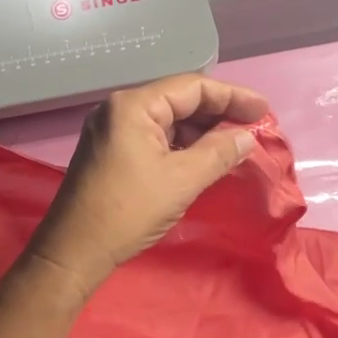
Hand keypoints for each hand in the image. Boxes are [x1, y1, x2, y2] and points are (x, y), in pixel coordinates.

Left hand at [27, 74, 269, 286]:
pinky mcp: (109, 152)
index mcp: (133, 106)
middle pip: (178, 100)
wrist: (74, 250)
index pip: (192, 87)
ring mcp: (111, 130)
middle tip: (253, 127)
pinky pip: (153, 137)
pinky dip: (181, 144)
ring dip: (201, 130)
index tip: (263, 110)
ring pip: (166, 120)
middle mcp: (119, 109)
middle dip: (218, 113)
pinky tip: (203, 157)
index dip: (232, 96)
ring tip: (235, 144)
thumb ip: (218, 153)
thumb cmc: (128, 211)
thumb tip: (247, 137)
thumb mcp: (181, 180)